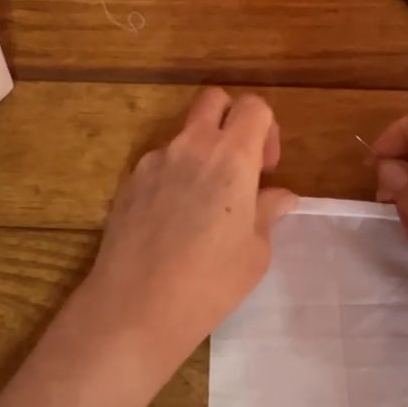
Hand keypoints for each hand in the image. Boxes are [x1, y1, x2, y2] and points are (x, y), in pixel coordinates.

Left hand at [77, 88, 296, 368]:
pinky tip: (175, 222)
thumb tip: (278, 196)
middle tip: (239, 166)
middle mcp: (190, 146)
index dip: (266, 129)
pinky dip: (175, 178)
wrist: (136, 306)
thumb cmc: (210, 282)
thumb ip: (268, 212)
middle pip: (214, 100)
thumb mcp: (256, 252)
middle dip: (232, 120)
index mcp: (230, 156)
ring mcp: (154, 161)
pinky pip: (160, 164)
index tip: (266, 168)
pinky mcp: (129, 182)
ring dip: (201, 153)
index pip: (254, 106)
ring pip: (184, 135)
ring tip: (205, 206)